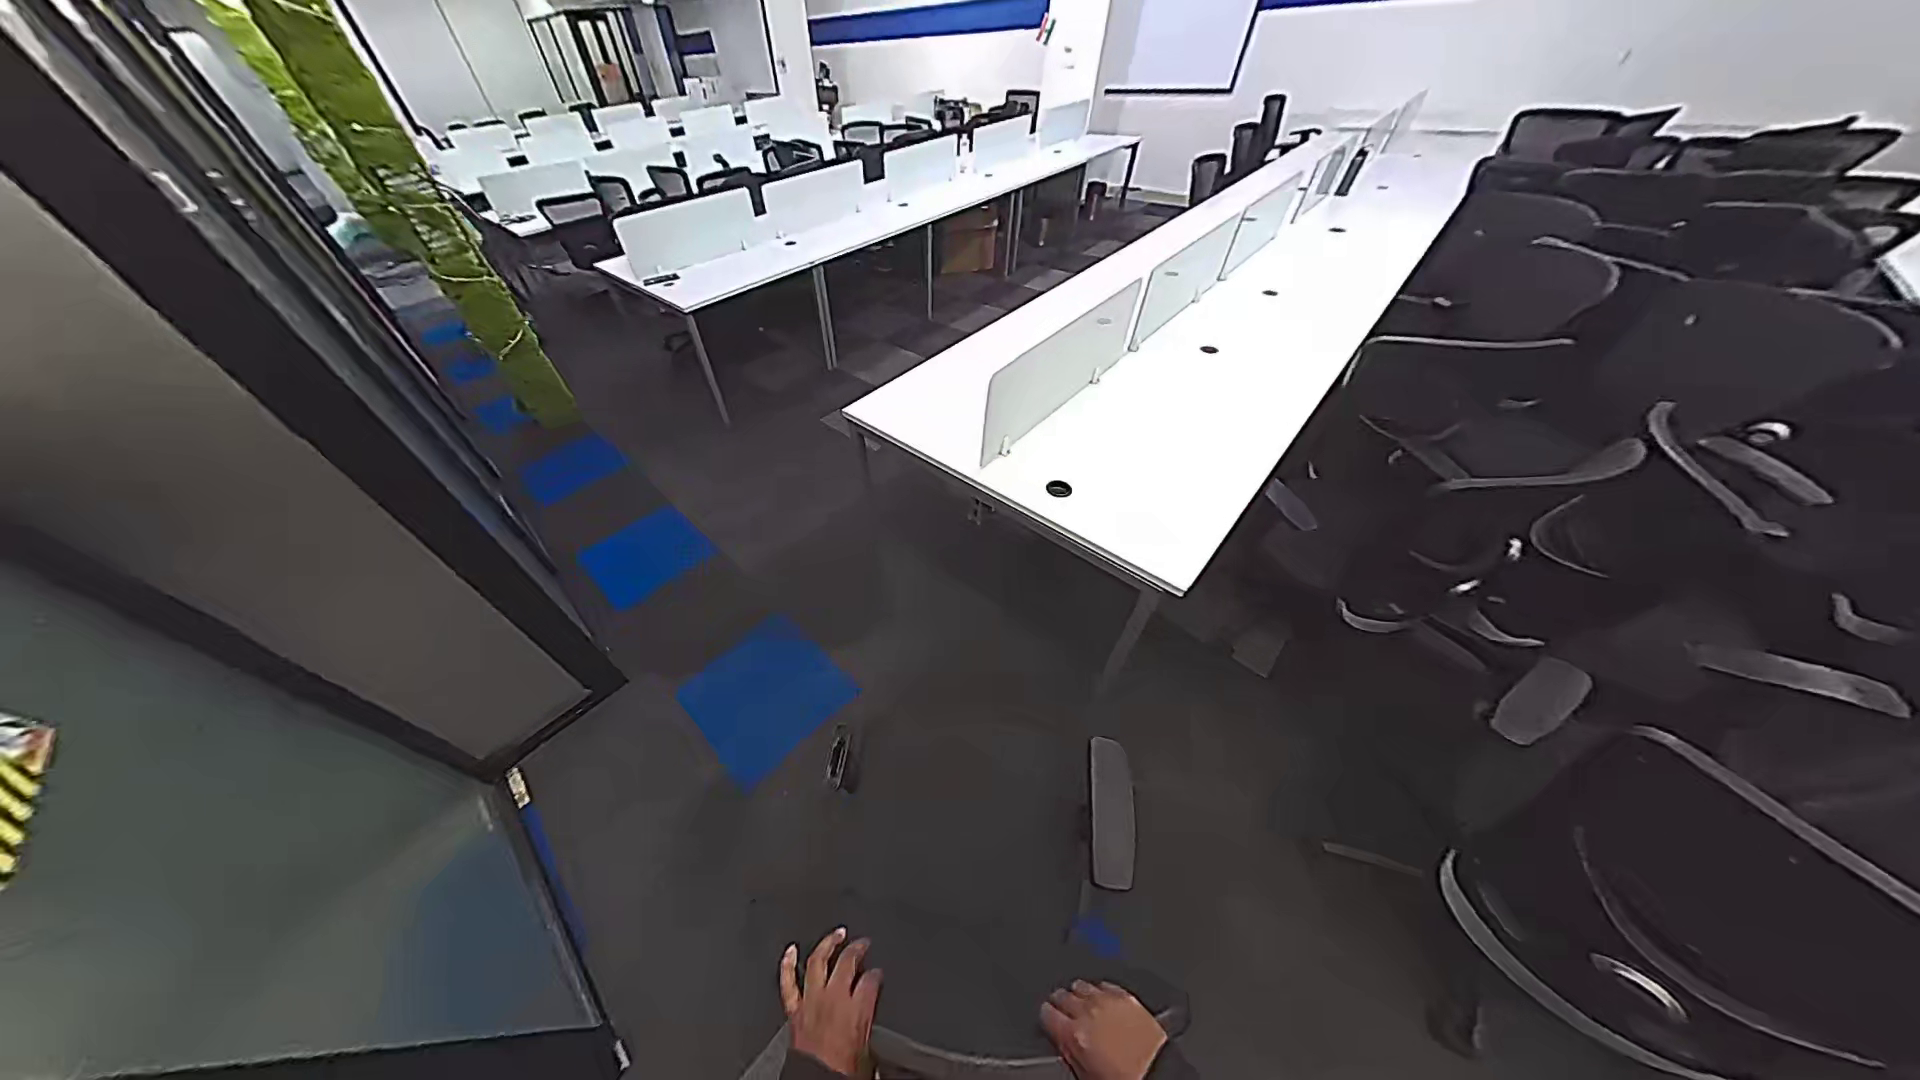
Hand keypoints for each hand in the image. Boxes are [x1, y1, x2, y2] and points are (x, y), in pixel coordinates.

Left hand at [780, 927, 882, 1077]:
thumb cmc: (841, 1075)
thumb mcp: (868, 1053)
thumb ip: (870, 1027)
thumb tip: (876, 1028)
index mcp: (857, 1009)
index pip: (872, 978)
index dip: (877, 973)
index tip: (877, 972)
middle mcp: (834, 999)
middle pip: (848, 961)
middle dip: (859, 948)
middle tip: (864, 943)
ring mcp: (812, 1001)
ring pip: (818, 961)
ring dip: (828, 943)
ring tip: (837, 933)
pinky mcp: (794, 1011)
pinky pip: (788, 982)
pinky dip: (787, 964)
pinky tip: (790, 950)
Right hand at [1040, 980, 1167, 1079]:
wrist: (1158, 1075)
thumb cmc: (1125, 1079)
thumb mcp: (1086, 1074)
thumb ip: (1069, 1052)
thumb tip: (1061, 1040)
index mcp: (1074, 1034)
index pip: (1047, 1013)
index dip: (1046, 1015)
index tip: (1048, 1017)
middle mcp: (1087, 1011)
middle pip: (1062, 995)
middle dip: (1060, 1002)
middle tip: (1062, 1009)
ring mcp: (1107, 1000)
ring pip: (1082, 985)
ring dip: (1080, 994)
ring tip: (1082, 1003)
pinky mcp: (1125, 996)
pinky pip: (1105, 985)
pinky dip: (1101, 991)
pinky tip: (1103, 999)